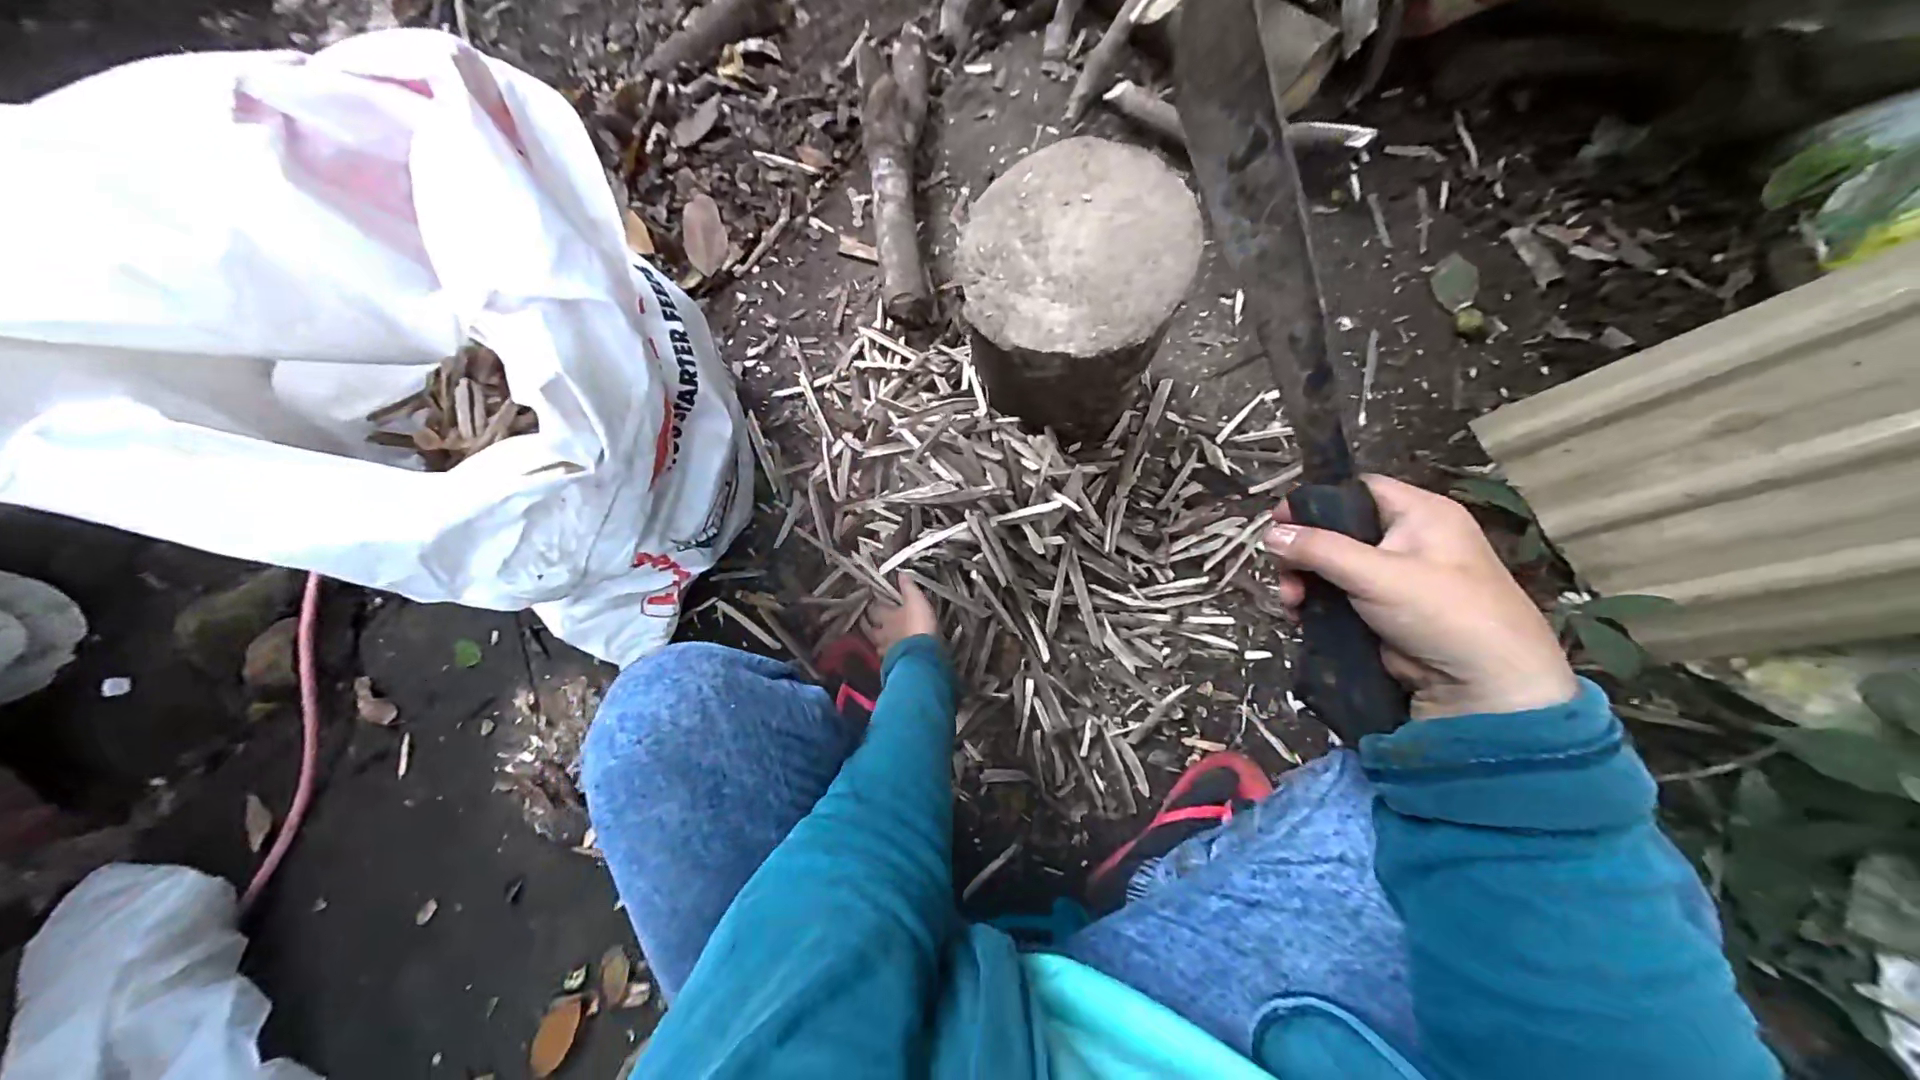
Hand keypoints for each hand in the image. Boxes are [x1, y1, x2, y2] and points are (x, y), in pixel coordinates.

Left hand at [863, 573, 938, 656]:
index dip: (871, 604)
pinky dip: (886, 653)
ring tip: (876, 637)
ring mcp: (886, 650)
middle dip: (866, 622)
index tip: (869, 599)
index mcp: (886, 616)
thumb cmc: (917, 625)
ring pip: (876, 643)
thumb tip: (900, 572)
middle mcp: (882, 633)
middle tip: (864, 618)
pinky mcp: (893, 663)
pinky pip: (886, 656)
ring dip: (875, 639)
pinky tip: (889, 653)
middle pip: (869, 628)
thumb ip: (908, 587)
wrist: (920, 656)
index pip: (874, 609)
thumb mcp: (916, 601)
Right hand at [1263, 475, 1576, 719]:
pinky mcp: (1380, 609)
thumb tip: (1268, 534)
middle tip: (1283, 572)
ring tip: (1292, 602)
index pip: (1357, 490)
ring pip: (1330, 565)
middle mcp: (1406, 539)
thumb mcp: (1377, 573)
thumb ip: (1319, 549)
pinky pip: (1336, 594)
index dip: (1315, 501)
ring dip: (1303, 580)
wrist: (1483, 687)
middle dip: (1303, 551)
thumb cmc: (1442, 612)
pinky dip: (1314, 602)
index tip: (1278, 522)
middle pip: (1336, 530)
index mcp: (1420, 514)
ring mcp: (1393, 577)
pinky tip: (1300, 616)